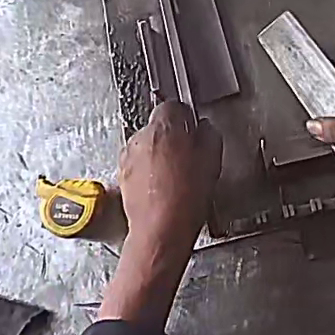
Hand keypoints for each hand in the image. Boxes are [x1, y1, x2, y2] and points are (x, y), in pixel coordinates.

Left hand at [117, 101, 222, 256]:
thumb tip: (205, 128)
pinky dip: (148, 172)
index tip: (193, 129)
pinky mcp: (122, 175)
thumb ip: (208, 135)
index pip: (174, 106)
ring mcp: (129, 156)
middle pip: (158, 127)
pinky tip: (163, 188)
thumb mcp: (212, 160)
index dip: (186, 119)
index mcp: (165, 126)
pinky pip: (138, 165)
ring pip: (146, 146)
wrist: (161, 228)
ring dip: (158, 155)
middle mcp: (142, 136)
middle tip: (188, 156)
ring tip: (176, 177)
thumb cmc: (186, 197)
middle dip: (171, 138)